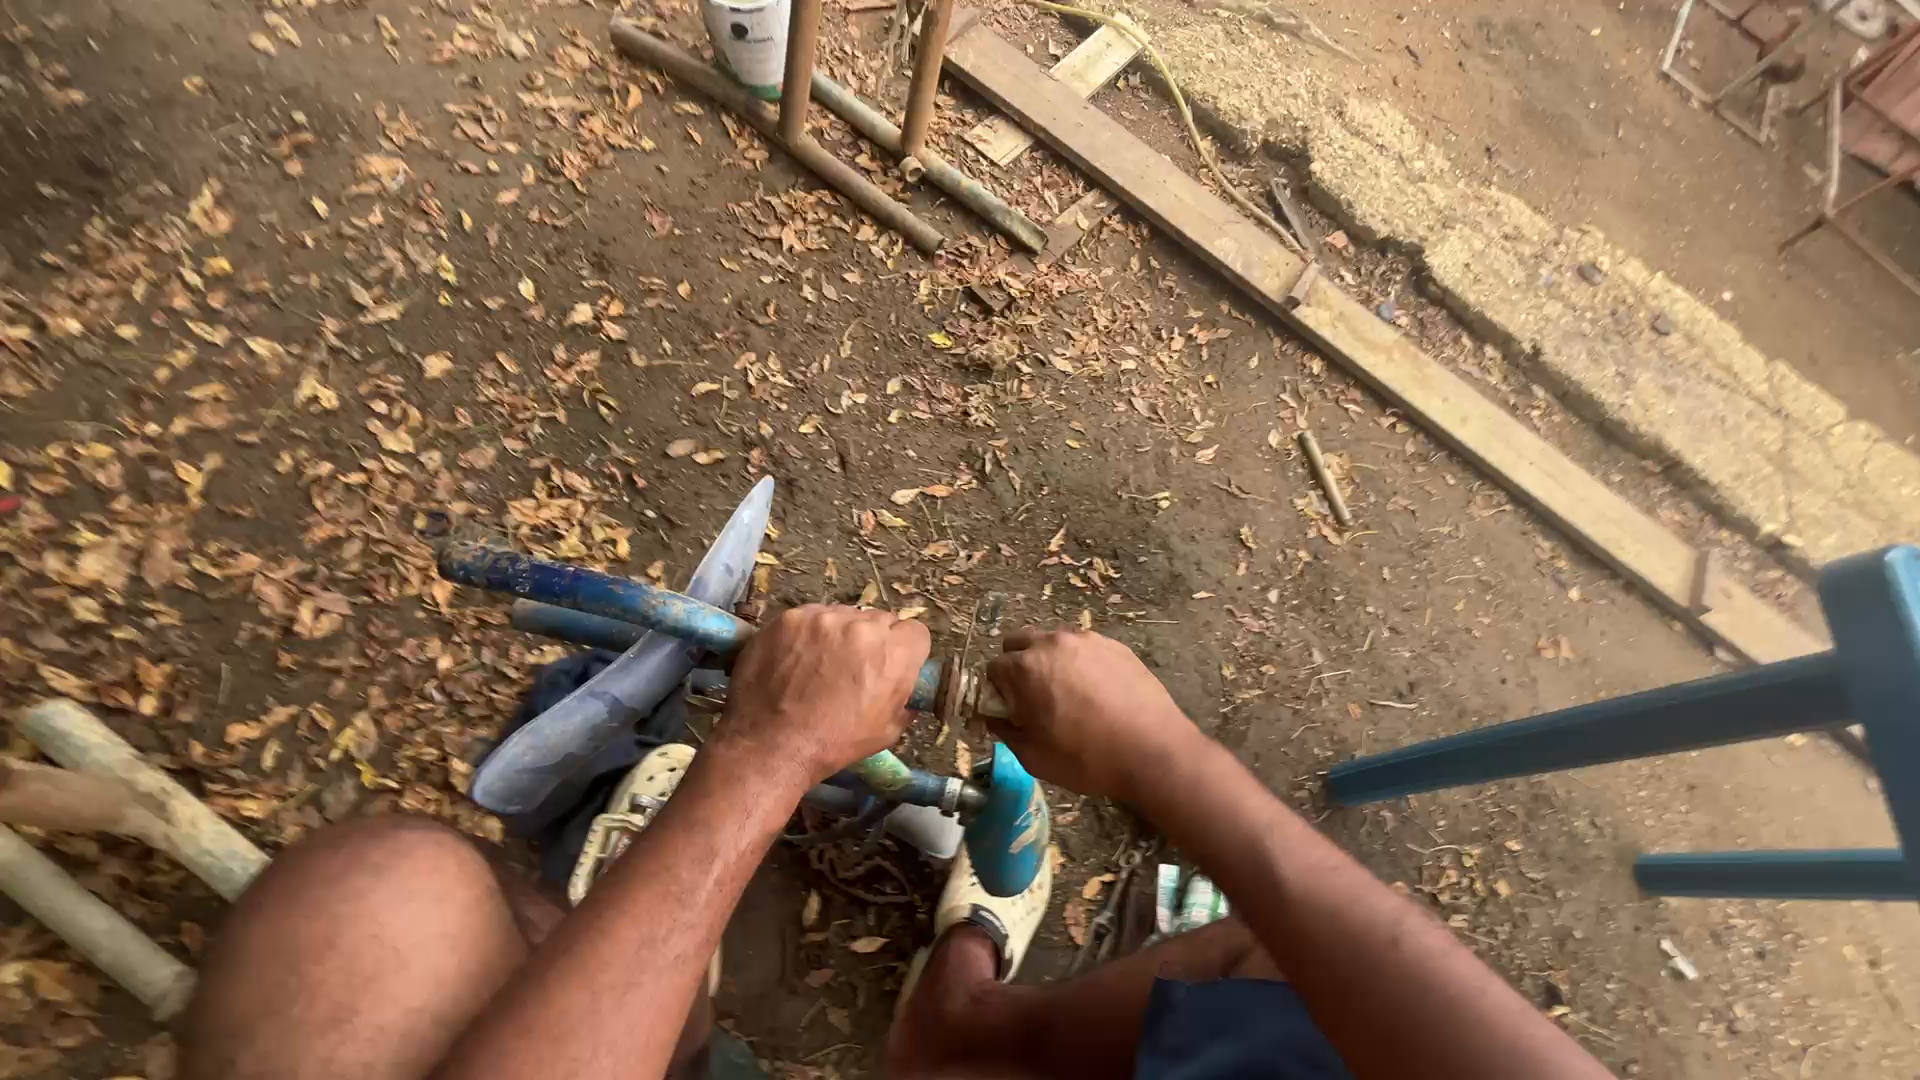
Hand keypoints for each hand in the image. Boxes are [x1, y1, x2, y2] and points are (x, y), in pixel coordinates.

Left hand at [717, 605, 930, 785]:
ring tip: (820, 663)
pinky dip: (808, 633)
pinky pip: (811, 616)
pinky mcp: (792, 617)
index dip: (904, 649)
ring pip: (844, 615)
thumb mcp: (888, 731)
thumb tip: (905, 685)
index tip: (889, 664)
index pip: (915, 632)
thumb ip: (904, 698)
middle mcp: (863, 626)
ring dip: (839, 634)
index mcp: (895, 653)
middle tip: (852, 666)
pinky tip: (797, 657)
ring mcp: (824, 618)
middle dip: (872, 640)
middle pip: (880, 619)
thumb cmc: (834, 743)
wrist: (771, 744)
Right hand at [983, 628, 1204, 803]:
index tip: (1011, 710)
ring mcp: (1086, 640)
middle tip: (1033, 697)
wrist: (1152, 751)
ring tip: (1068, 694)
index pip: (993, 667)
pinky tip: (1096, 692)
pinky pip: (1084, 647)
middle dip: (1017, 665)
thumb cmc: (1086, 758)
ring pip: (1052, 641)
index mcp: (1025, 668)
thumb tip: (995, 718)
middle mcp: (1051, 643)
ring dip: (1049, 660)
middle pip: (1018, 642)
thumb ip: (1006, 731)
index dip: (998, 690)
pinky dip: (1080, 663)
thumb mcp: (1033, 756)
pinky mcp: (1114, 645)